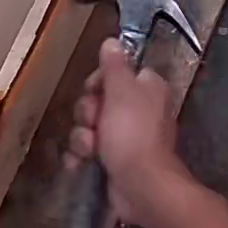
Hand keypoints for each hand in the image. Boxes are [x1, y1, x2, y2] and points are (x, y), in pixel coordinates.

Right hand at [68, 38, 185, 226]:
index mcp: (146, 88)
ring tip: (92, 149)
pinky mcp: (115, 160)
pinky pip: (88, 150)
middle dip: (88, 112)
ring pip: (89, 126)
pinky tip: (81, 163)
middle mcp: (139, 109)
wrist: (142, 187)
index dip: (99, 81)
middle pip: (98, 99)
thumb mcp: (121, 91)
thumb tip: (112, 40)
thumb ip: (114, 65)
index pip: (115, 72)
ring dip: (84, 137)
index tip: (94, 89)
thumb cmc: (133, 133)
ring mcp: (126, 136)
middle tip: (95, 122)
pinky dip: (82, 157)